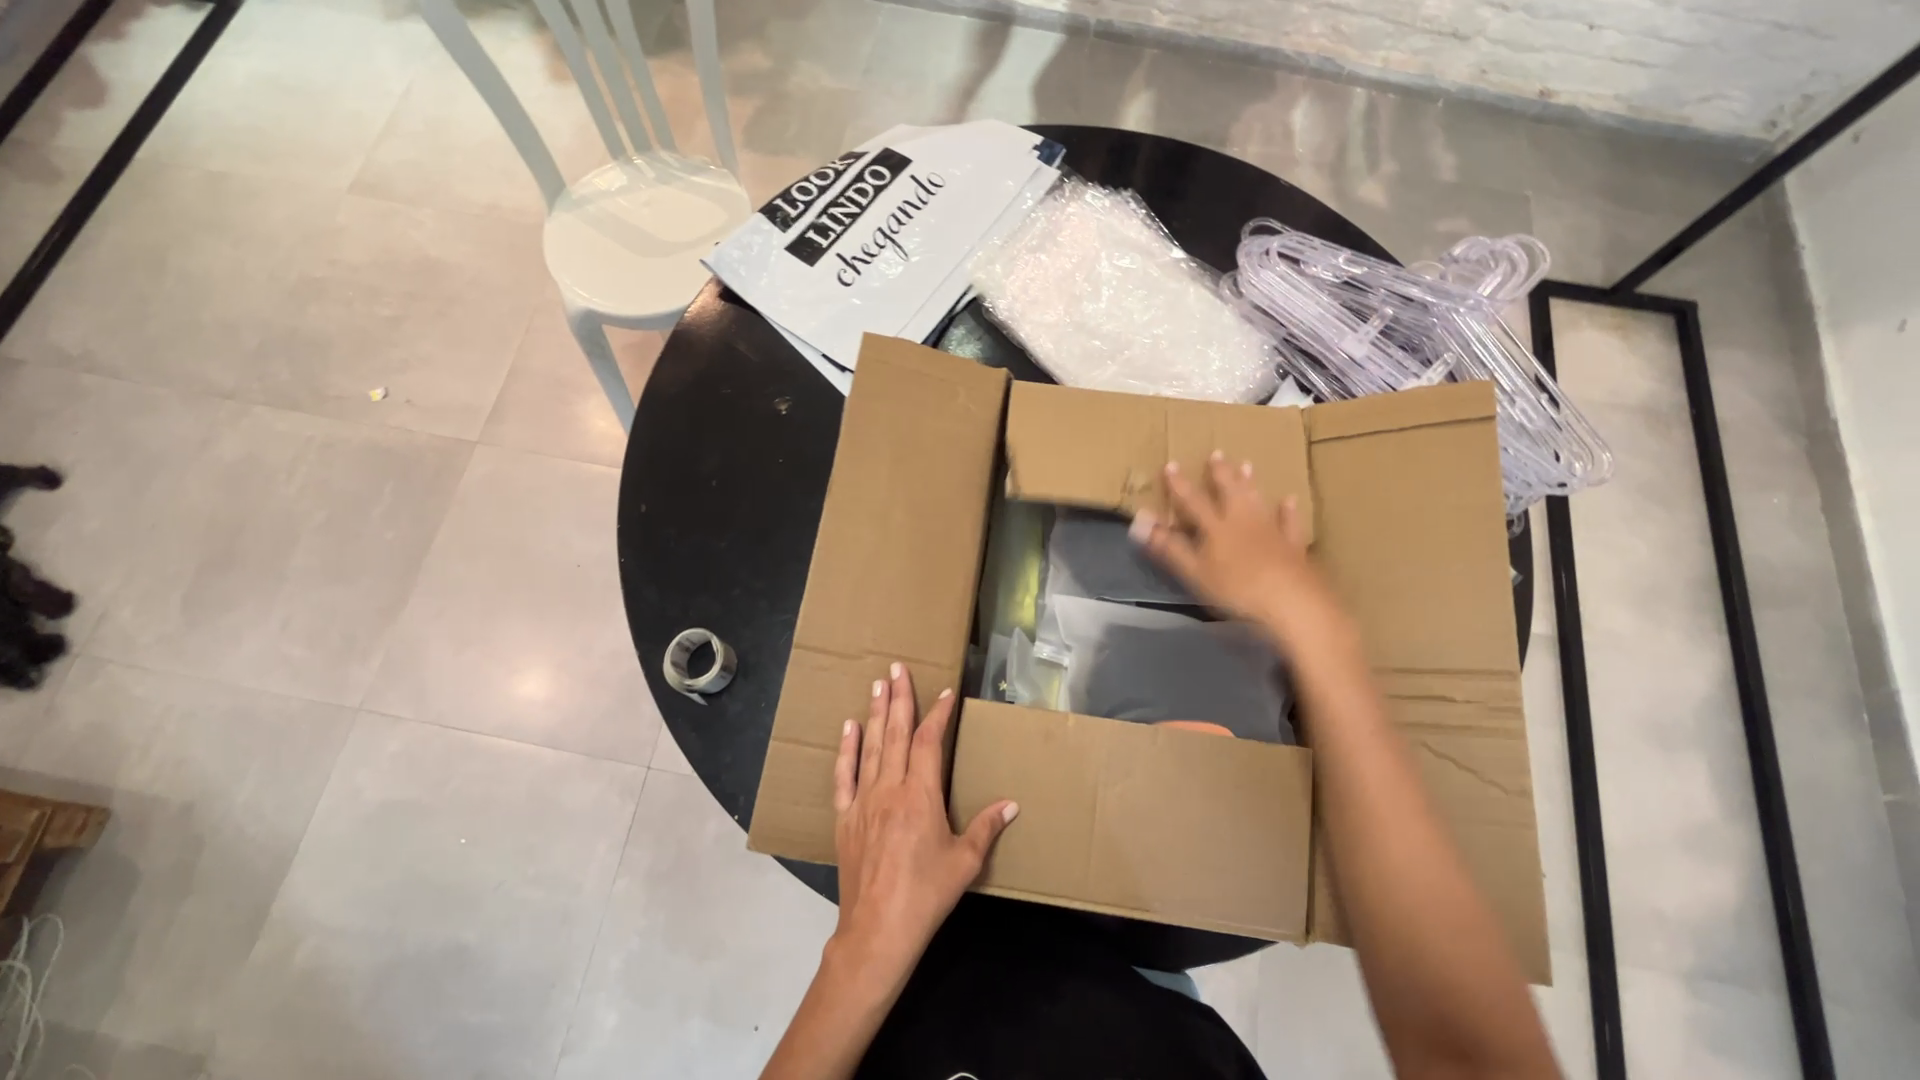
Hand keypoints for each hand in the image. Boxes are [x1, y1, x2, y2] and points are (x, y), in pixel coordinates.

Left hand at [830, 663, 1017, 978]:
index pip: (929, 742)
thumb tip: (1011, 804)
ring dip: (874, 713)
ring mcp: (863, 802)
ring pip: (870, 747)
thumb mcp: (965, 862)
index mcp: (921, 795)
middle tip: (897, 668)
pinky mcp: (845, 819)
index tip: (945, 692)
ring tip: (877, 684)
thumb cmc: (927, 894)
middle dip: (898, 698)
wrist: (879, 928)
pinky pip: (844, 776)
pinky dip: (847, 750)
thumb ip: (986, 827)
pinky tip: (848, 728)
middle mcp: (890, 789)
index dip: (938, 714)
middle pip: (894, 734)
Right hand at [1129, 452, 1352, 653]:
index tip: (1170, 464)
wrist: (1292, 602)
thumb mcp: (1194, 571)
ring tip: (1247, 464)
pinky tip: (1289, 500)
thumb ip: (1167, 546)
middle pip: (1229, 492)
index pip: (1193, 501)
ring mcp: (1271, 530)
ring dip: (1250, 483)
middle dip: (1220, 474)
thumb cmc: (1236, 589)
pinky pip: (1289, 522)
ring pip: (1257, 500)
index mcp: (1215, 527)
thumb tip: (1139, 520)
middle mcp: (1242, 520)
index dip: (1179, 485)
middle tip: (1216, 454)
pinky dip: (1288, 511)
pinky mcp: (1293, 546)